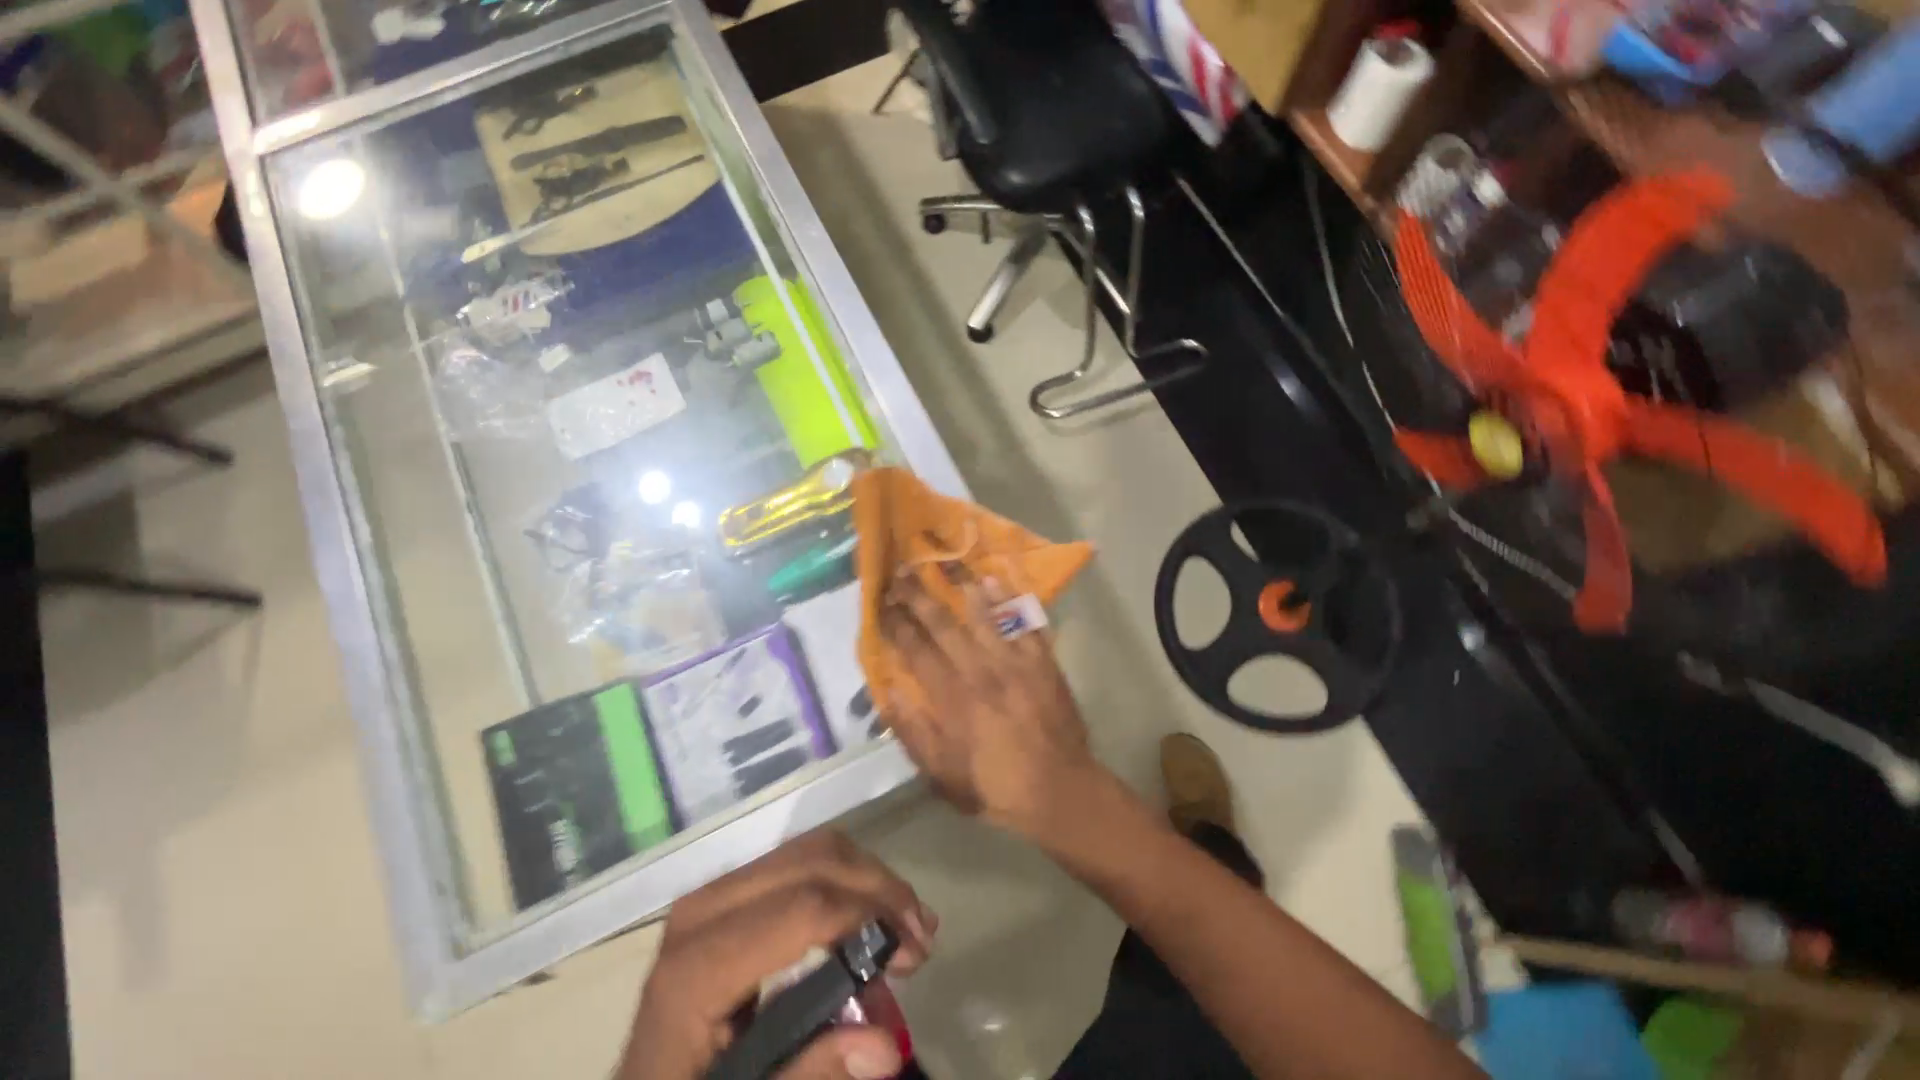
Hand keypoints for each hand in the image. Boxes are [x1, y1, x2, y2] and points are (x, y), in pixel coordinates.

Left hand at [618, 831, 935, 1079]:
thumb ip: (811, 1072)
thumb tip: (885, 1048)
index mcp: (696, 968)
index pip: (801, 909)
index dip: (869, 919)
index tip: (916, 956)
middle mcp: (701, 912)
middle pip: (812, 863)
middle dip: (879, 891)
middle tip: (923, 940)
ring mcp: (712, 894)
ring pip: (810, 850)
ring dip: (869, 879)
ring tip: (908, 927)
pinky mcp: (726, 893)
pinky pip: (797, 860)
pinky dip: (846, 878)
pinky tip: (874, 916)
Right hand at [879, 574, 1107, 835]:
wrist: (1059, 791)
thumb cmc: (993, 787)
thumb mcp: (940, 774)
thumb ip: (912, 730)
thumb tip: (889, 690)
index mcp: (951, 698)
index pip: (915, 649)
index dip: (894, 623)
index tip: (879, 601)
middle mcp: (980, 671)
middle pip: (944, 624)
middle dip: (919, 595)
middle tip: (901, 570)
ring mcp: (1015, 663)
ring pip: (985, 614)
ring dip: (962, 585)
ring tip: (944, 560)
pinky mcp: (1043, 662)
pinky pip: (1024, 622)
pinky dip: (1010, 599)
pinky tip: (996, 579)